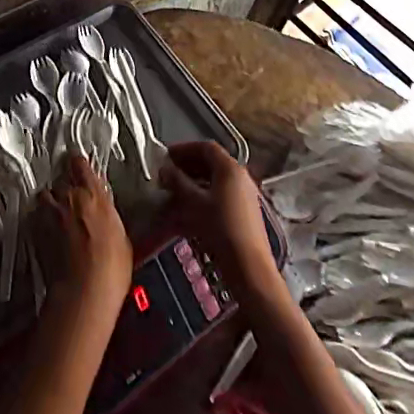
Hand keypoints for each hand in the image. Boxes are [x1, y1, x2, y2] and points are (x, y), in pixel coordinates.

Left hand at [34, 153, 131, 315]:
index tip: (78, 163)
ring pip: (44, 196)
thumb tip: (110, 222)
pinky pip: (34, 217)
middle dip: (65, 187)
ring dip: (50, 200)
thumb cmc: (110, 267)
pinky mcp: (36, 234)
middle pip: (61, 180)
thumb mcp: (123, 237)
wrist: (84, 291)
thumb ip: (111, 220)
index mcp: (95, 194)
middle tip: (73, 196)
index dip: (78, 163)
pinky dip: (38, 220)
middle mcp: (70, 199)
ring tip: (56, 210)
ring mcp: (50, 215)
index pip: (80, 165)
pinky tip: (46, 230)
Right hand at [160, 141, 276, 290]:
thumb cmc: (220, 228)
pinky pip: (219, 197)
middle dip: (187, 167)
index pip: (206, 148)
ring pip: (214, 182)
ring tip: (172, 194)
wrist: (248, 265)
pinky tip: (186, 214)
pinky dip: (202, 199)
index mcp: (230, 168)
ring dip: (193, 185)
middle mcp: (239, 176)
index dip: (184, 149)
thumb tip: (165, 169)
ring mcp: (243, 194)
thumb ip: (178, 183)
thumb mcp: (194, 203)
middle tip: (167, 175)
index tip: (166, 156)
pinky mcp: (243, 212)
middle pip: (211, 163)